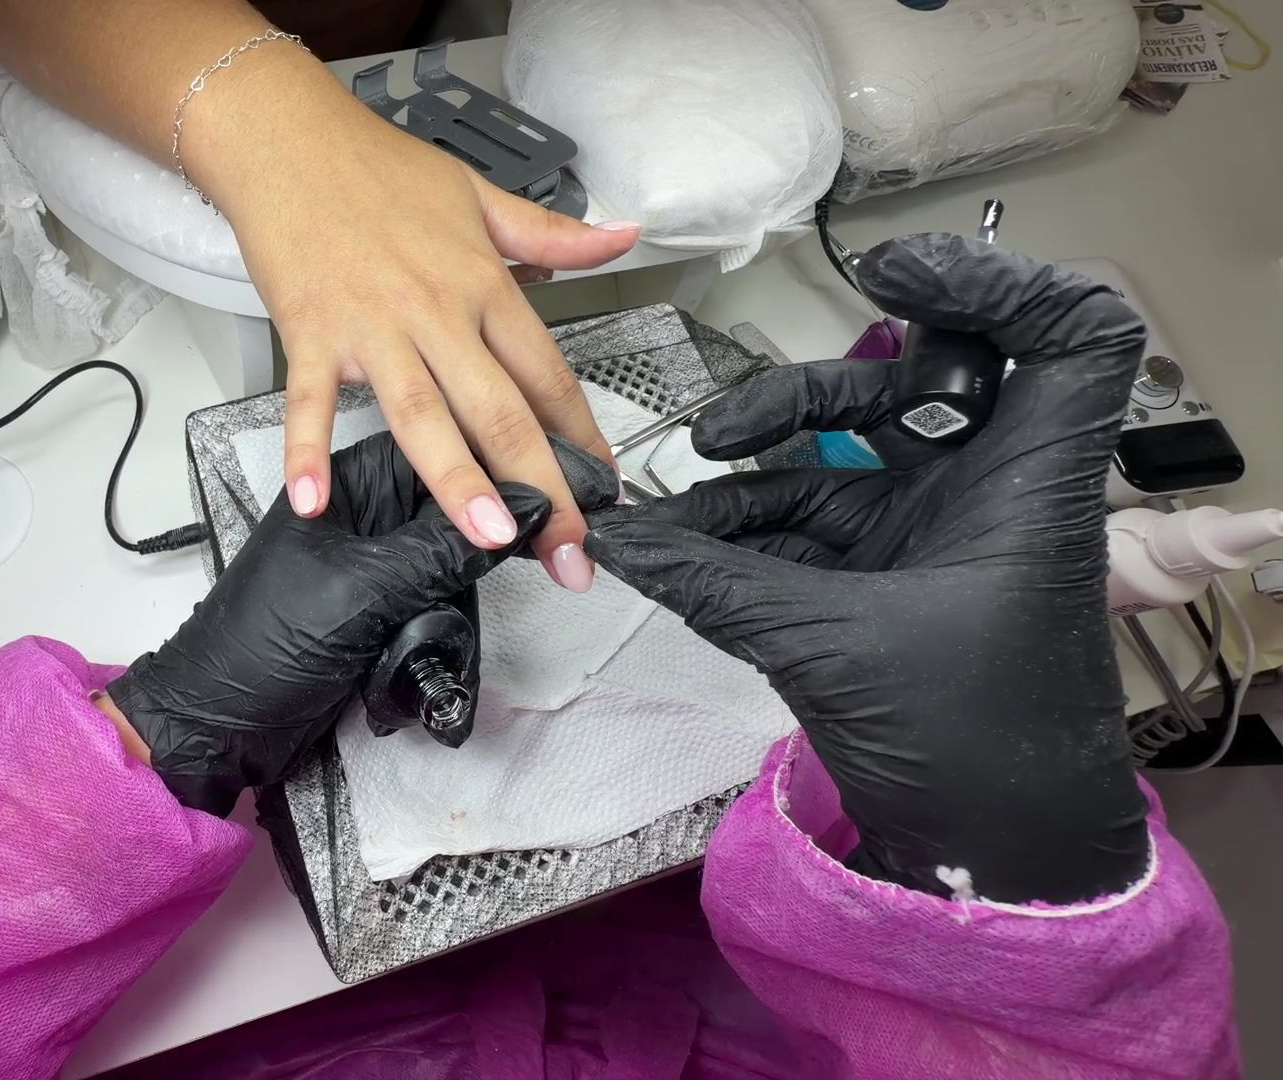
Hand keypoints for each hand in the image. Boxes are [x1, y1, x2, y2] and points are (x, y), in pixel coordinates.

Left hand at [111, 433, 614, 816]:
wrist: (224, 716)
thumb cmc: (264, 644)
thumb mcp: (359, 592)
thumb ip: (438, 549)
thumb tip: (518, 516)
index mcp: (351, 481)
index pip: (447, 449)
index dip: (511, 469)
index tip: (572, 497)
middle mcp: (366, 504)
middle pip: (458, 487)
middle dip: (517, 506)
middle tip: (575, 534)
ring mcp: (374, 547)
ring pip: (455, 526)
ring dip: (500, 539)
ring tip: (555, 549)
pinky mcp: (379, 590)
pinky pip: (439, 569)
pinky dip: (471, 573)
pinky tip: (503, 574)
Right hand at [190, 72, 637, 592]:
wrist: (290, 141)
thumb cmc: (379, 173)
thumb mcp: (479, 196)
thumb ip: (549, 234)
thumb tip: (618, 238)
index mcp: (482, 285)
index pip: (547, 374)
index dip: (581, 438)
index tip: (601, 490)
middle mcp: (436, 313)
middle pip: (500, 409)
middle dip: (540, 486)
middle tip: (567, 550)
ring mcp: (372, 329)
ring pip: (422, 414)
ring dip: (457, 481)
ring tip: (488, 539)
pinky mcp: (312, 336)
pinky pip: (311, 403)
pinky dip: (308, 452)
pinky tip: (314, 500)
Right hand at [583, 235, 1151, 903]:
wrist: (977, 842)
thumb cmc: (962, 738)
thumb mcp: (825, 640)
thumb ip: (707, 581)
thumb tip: (610, 540)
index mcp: (1017, 487)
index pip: (1062, 342)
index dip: (991, 282)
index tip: (890, 273)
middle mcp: (967, 495)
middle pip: (897, 392)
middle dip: (800, 400)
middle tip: (718, 436)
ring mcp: (905, 537)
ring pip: (817, 470)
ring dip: (730, 491)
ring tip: (655, 522)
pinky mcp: (856, 579)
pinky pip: (779, 535)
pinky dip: (719, 541)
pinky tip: (661, 553)